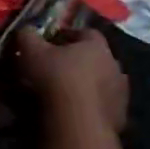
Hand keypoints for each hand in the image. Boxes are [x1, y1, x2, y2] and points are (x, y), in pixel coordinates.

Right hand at [13, 28, 127, 134]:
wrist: (77, 120)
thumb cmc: (54, 77)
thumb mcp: (30, 50)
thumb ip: (27, 34)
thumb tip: (27, 29)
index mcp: (96, 46)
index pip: (85, 32)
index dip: (66, 35)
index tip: (49, 43)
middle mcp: (115, 64)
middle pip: (95, 56)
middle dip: (77, 59)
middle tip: (55, 66)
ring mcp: (121, 89)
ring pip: (101, 79)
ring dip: (86, 80)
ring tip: (64, 89)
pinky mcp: (120, 111)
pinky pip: (103, 100)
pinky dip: (90, 100)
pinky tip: (74, 106)